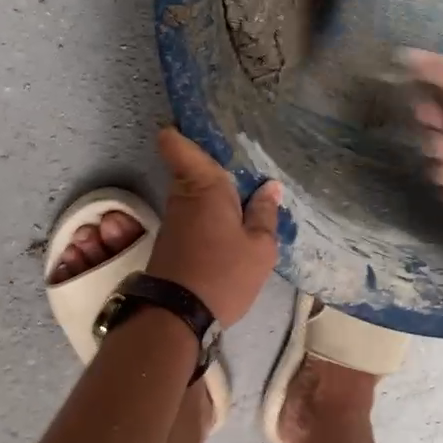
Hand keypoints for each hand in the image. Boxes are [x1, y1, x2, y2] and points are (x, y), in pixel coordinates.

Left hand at [145, 127, 282, 324]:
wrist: (175, 319)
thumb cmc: (222, 275)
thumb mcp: (259, 248)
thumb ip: (265, 214)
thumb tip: (270, 186)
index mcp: (204, 184)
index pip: (175, 143)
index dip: (181, 129)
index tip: (202, 123)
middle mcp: (183, 193)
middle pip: (193, 166)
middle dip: (216, 164)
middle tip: (248, 162)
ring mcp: (174, 217)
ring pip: (195, 191)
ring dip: (215, 191)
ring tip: (248, 192)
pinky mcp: (172, 239)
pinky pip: (194, 212)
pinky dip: (210, 212)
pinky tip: (232, 223)